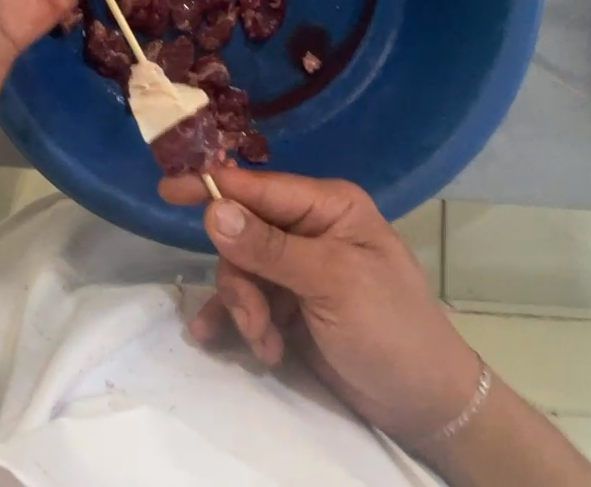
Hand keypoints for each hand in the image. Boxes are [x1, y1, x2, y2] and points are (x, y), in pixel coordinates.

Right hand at [161, 169, 484, 447]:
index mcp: (328, 206)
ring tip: (266, 345)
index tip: (166, 190)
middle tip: (255, 318)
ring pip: (240, 271)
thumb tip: (213, 210)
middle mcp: (308, 230)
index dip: (212, 186)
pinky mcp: (290, 305)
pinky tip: (226, 343)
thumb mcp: (332, 282)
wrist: (424, 404)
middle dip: (240, 279)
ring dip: (244, 309)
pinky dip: (237, 322)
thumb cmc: (390, 328)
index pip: (258, 186)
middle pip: (241, 234)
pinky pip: (246, 301)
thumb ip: (269, 247)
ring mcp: (298, 269)